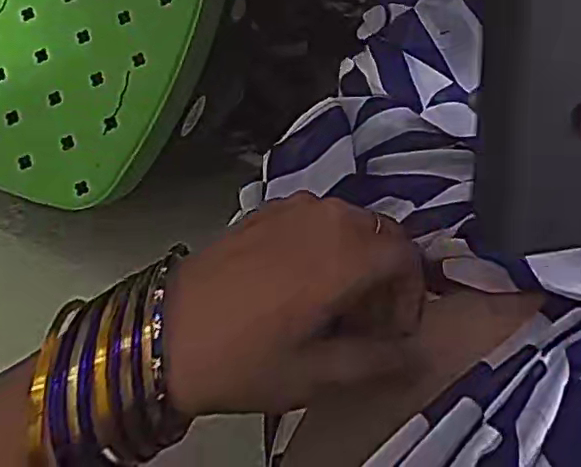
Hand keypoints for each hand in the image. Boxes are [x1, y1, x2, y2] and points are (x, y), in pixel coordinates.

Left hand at [163, 192, 424, 416]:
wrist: (163, 331)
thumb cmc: (243, 357)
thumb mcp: (314, 374)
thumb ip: (376, 361)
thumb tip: (416, 355)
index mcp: (348, 251)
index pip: (407, 256)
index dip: (412, 294)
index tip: (395, 330)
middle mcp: (332, 215)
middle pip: (384, 235)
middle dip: (387, 277)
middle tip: (368, 322)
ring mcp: (301, 205)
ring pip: (354, 224)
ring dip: (360, 259)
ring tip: (335, 305)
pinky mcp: (274, 206)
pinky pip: (322, 218)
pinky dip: (330, 244)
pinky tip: (302, 281)